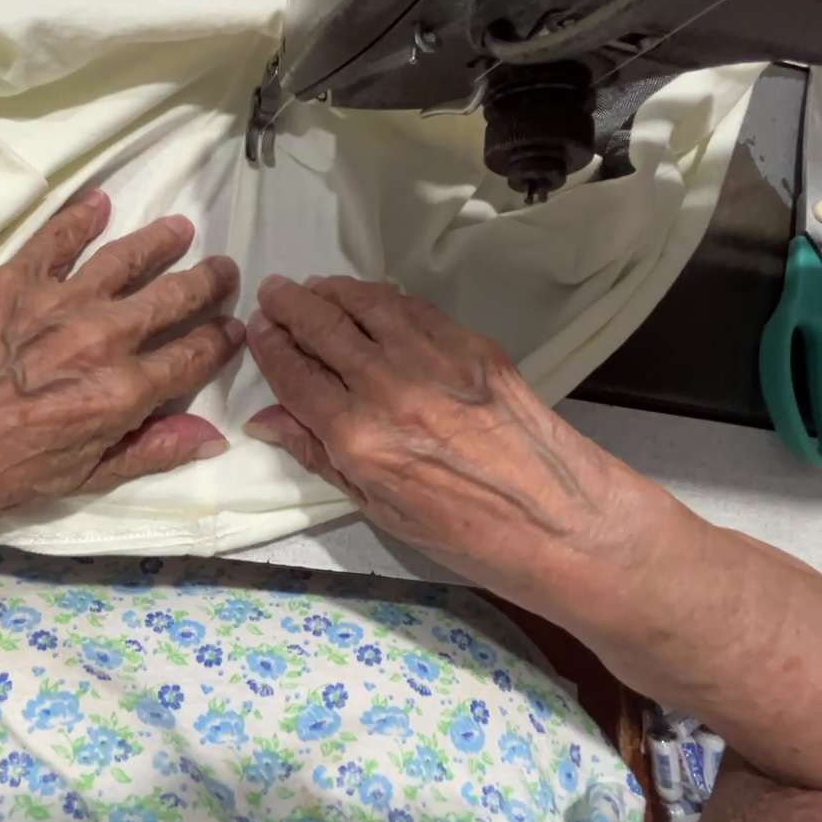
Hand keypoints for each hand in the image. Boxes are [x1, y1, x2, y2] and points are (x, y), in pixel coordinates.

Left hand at [0, 193, 242, 541]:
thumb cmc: (5, 470)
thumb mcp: (86, 477)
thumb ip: (153, 451)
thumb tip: (215, 437)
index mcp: (123, 390)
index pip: (193, 357)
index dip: (221, 342)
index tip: (235, 329)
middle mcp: (102, 336)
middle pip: (170, 299)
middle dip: (206, 282)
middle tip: (224, 269)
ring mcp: (60, 301)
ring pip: (124, 259)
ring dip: (158, 242)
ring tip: (180, 228)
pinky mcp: (18, 279)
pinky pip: (57, 238)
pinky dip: (80, 217)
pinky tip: (101, 202)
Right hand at [243, 275, 665, 605]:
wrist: (564, 524)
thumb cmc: (464, 534)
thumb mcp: (378, 509)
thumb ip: (319, 454)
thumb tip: (266, 420)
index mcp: (360, 439)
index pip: (296, 376)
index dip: (270, 347)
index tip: (257, 328)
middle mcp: (390, 389)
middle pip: (324, 329)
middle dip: (290, 306)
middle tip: (273, 291)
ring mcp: (434, 361)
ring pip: (367, 305)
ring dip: (331, 290)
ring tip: (313, 287)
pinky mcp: (472, 346)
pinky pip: (412, 307)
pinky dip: (380, 296)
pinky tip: (368, 297)